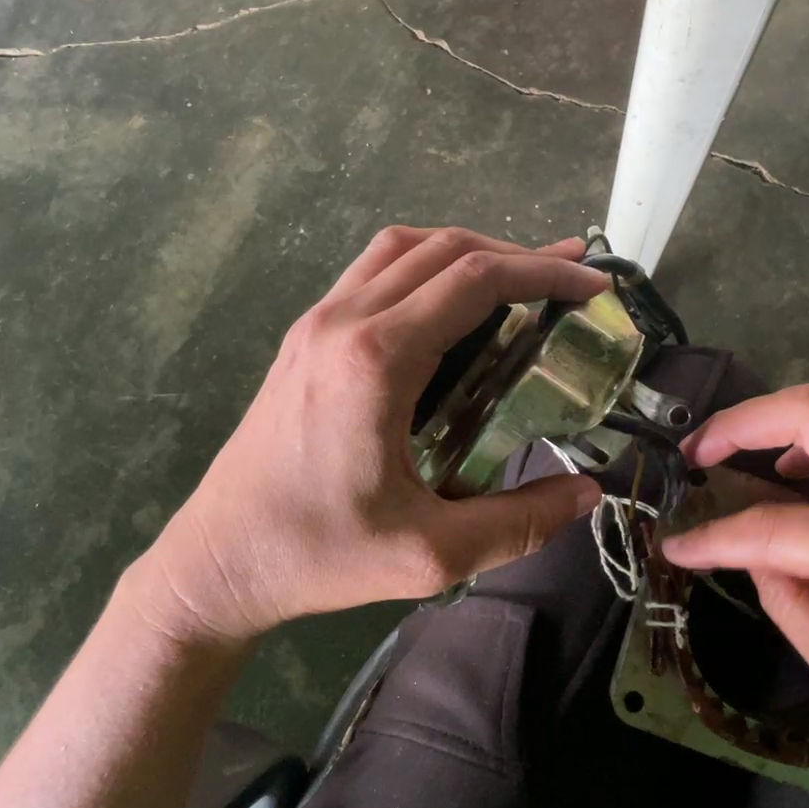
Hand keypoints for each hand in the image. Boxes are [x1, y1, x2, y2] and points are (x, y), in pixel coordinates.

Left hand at [136, 227, 607, 644]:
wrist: (217, 560)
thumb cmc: (318, 555)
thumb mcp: (430, 554)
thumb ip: (519, 523)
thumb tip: (586, 493)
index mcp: (377, 360)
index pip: (475, 279)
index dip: (543, 272)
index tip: (591, 284)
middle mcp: (344, 320)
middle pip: (443, 248)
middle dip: (516, 253)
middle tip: (570, 275)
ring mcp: (317, 321)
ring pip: (403, 247)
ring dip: (467, 250)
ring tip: (516, 280)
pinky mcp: (305, 335)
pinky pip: (374, 270)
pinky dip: (425, 266)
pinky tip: (450, 306)